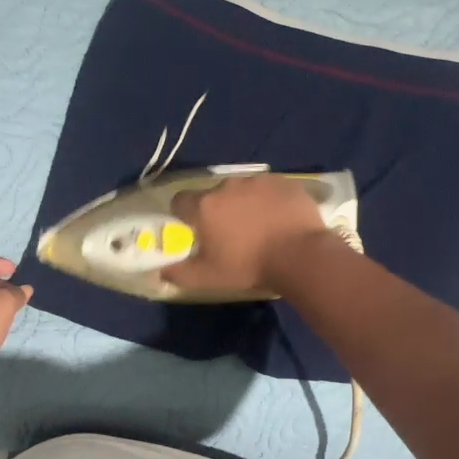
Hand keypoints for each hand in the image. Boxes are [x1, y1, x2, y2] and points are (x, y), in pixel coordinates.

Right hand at [161, 174, 340, 294]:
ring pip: (242, 190)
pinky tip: (277, 220)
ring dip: (243, 204)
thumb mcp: (206, 278)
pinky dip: (268, 202)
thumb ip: (178, 273)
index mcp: (205, 205)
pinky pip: (269, 189)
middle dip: (217, 211)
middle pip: (213, 195)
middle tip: (229, 235)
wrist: (300, 255)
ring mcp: (259, 180)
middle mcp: (228, 185)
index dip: (183, 215)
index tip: (193, 231)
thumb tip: (158, 271)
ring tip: (257, 228)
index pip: (180, 201)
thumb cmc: (247, 266)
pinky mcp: (285, 182)